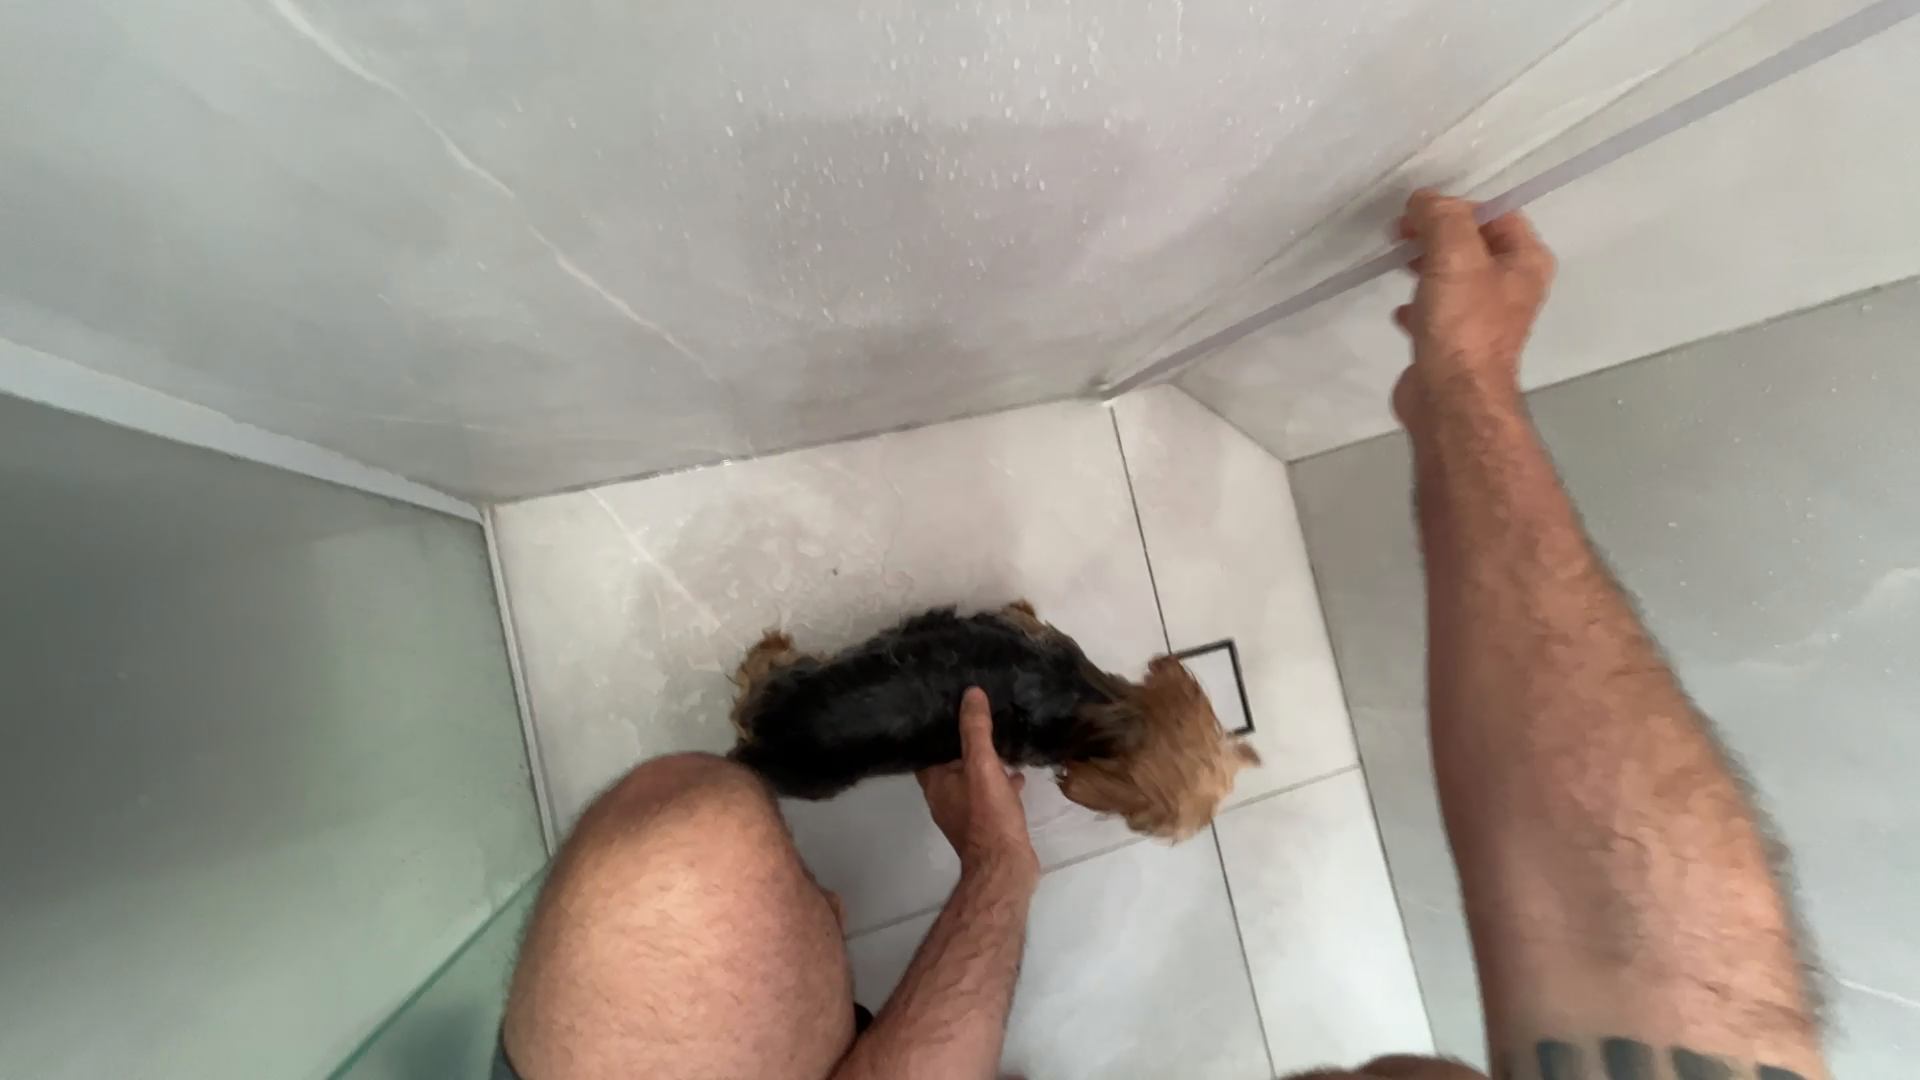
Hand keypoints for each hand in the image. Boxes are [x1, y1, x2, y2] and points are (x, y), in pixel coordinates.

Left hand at [918, 688, 1040, 891]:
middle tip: (979, 718)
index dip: (936, 729)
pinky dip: (1000, 782)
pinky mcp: (985, 824)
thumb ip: (975, 729)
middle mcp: (943, 797)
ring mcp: (964, 813)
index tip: (949, 707)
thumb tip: (970, 693)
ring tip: (1001, 741)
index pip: (927, 749)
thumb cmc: (988, 814)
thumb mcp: (982, 764)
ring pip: (972, 778)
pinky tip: (1018, 774)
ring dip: (984, 763)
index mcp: (935, 782)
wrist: (1006, 865)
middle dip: (965, 743)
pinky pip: (989, 794)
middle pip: (951, 762)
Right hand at [1391, 189, 1554, 423]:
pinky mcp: (1453, 345)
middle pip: (1473, 246)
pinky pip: (1436, 313)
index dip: (1456, 208)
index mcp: (1525, 262)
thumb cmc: (1461, 324)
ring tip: (1398, 264)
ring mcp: (1482, 319)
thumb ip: (1442, 219)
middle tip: (1400, 234)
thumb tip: (1423, 200)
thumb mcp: (1454, 256)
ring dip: (1426, 267)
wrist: (1450, 395)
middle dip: (1437, 236)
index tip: (1416, 213)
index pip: (1495, 216)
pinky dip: (1418, 305)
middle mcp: (1511, 288)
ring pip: (1453, 279)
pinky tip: (1400, 310)